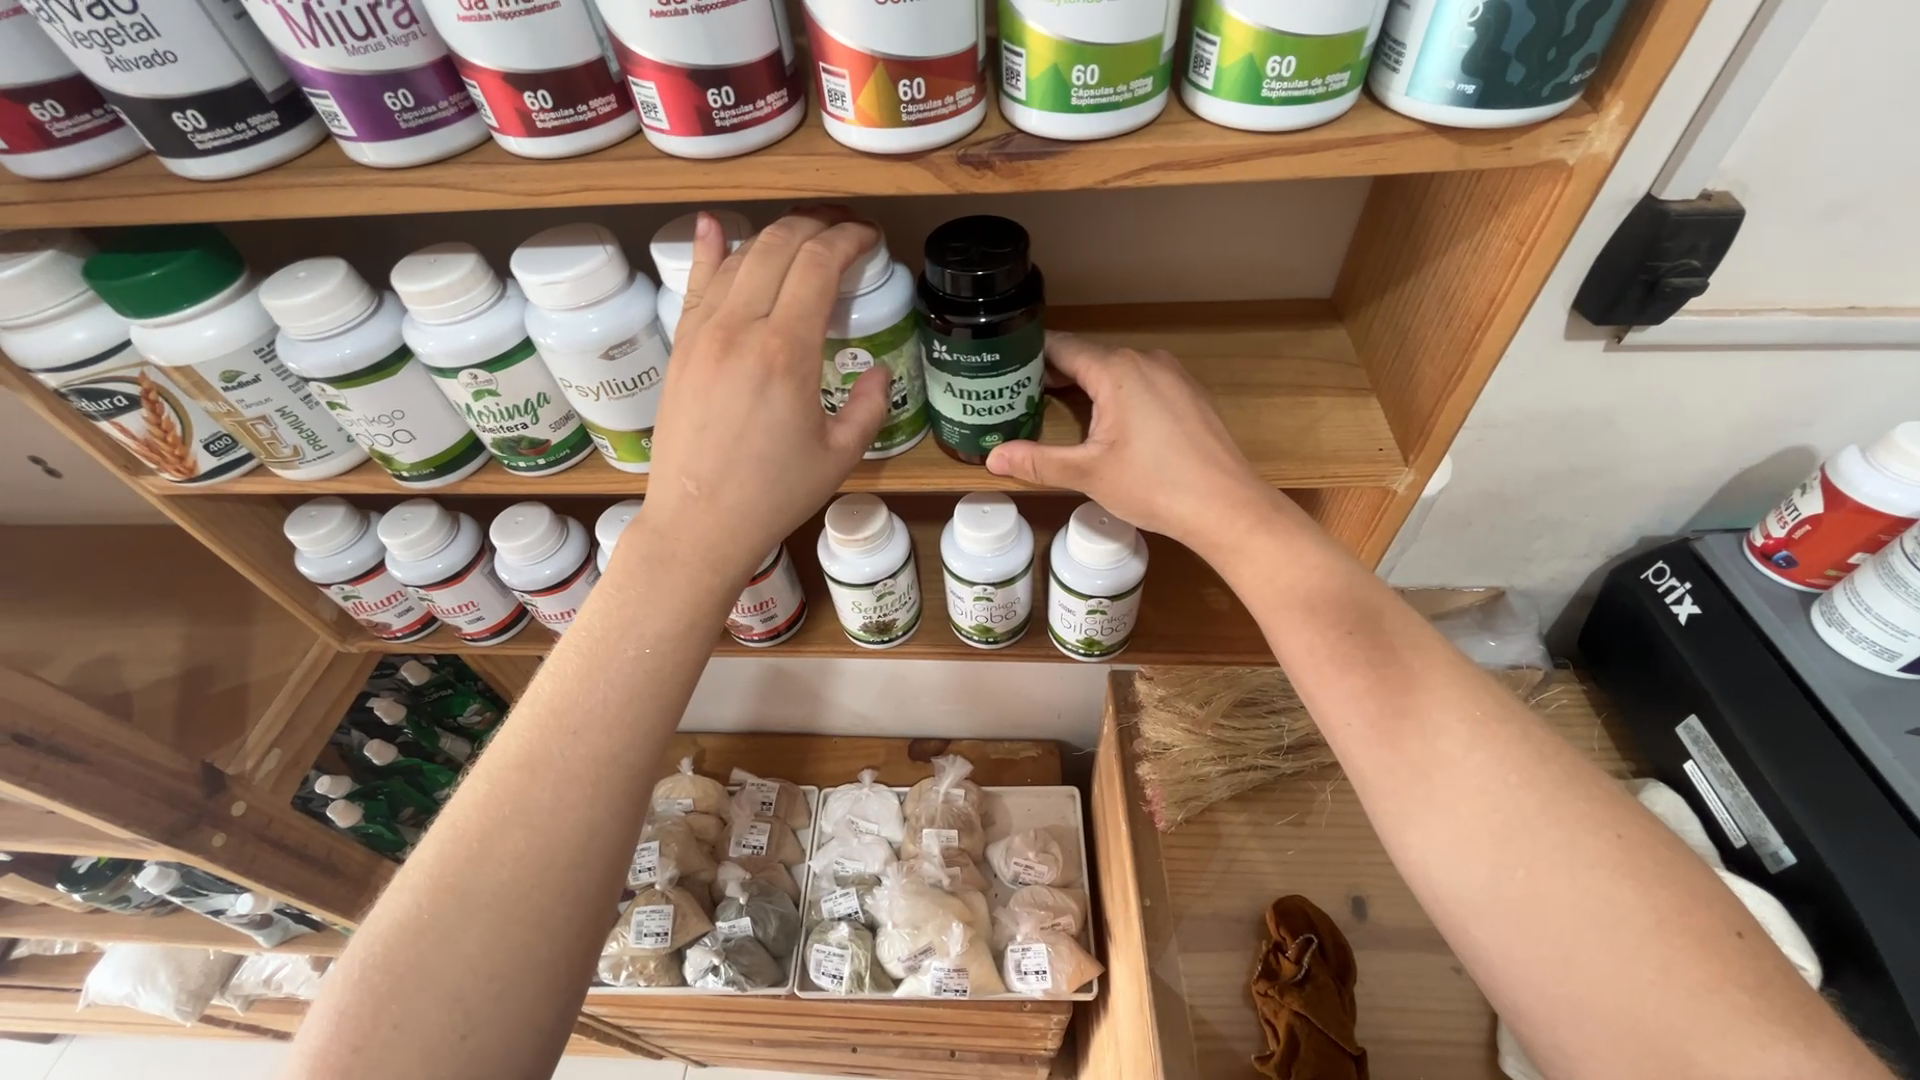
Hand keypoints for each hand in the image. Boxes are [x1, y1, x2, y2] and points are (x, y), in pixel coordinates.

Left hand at [639, 206, 889, 579]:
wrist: (699, 522)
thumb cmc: (774, 495)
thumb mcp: (841, 456)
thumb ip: (870, 406)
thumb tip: (880, 372)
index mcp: (786, 351)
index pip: (819, 263)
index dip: (850, 240)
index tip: (871, 239)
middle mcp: (740, 328)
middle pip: (780, 245)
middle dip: (818, 226)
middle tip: (844, 232)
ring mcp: (704, 333)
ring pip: (741, 257)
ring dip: (777, 236)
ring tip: (804, 236)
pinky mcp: (682, 347)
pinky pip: (698, 283)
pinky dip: (712, 250)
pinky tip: (717, 225)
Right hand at [985, 333, 1296, 554]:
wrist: (1226, 506)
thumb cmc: (1155, 486)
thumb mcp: (1088, 474)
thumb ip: (1038, 461)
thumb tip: (992, 459)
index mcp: (1117, 370)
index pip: (1061, 347)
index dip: (1028, 357)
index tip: (1001, 371)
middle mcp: (1145, 360)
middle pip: (1087, 357)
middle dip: (1053, 375)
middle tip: (1017, 397)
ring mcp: (1172, 375)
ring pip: (1116, 370)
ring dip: (1085, 386)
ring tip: (1053, 408)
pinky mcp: (1188, 394)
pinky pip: (1141, 383)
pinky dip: (1116, 394)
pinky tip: (1105, 422)